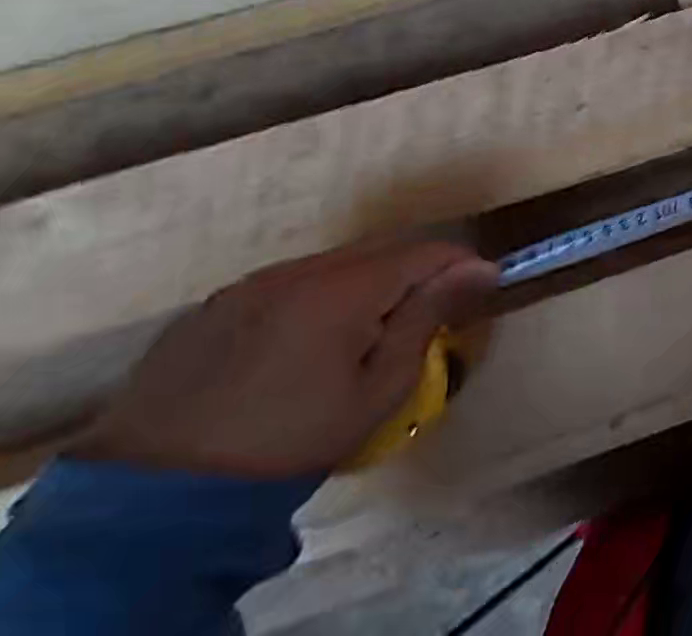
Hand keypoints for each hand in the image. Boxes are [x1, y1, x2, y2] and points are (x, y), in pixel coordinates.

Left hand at [75, 240, 496, 477]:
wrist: (156, 494)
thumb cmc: (296, 438)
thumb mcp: (384, 385)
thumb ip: (430, 315)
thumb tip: (481, 268)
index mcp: (341, 290)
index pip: (425, 251)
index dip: (463, 264)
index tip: (484, 287)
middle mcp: (294, 273)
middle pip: (383, 249)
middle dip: (421, 270)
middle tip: (438, 308)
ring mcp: (247, 286)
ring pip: (337, 262)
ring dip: (373, 280)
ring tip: (378, 325)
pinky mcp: (215, 306)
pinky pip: (292, 281)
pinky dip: (325, 293)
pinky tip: (320, 336)